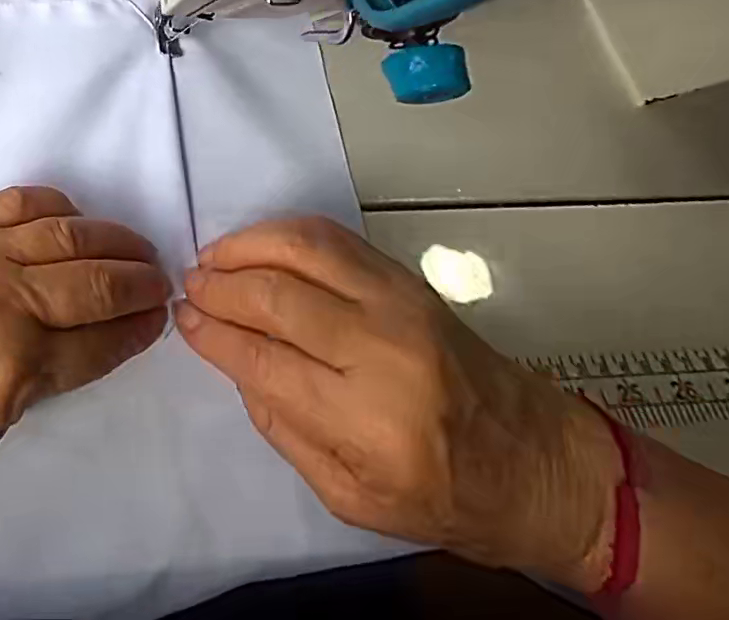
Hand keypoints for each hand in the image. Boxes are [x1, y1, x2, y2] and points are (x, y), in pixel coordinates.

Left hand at [0, 186, 169, 497]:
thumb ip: (41, 379)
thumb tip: (86, 340)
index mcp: (14, 367)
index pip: (101, 342)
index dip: (137, 330)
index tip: (159, 318)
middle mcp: (3, 299)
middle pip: (95, 282)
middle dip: (139, 281)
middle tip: (160, 280)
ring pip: (66, 234)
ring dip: (111, 239)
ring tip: (133, 247)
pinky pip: (18, 202)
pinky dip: (55, 205)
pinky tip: (73, 217)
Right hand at [172, 217, 620, 589]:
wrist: (545, 467)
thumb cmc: (444, 496)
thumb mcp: (348, 495)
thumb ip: (277, 424)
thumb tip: (231, 353)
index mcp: (370, 425)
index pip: (261, 358)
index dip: (210, 332)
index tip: (183, 317)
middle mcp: (388, 356)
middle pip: (274, 297)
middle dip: (217, 287)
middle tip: (191, 288)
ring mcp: (403, 308)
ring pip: (300, 249)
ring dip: (241, 247)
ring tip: (212, 259)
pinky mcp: (410, 283)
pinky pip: (331, 237)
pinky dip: (280, 232)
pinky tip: (254, 247)